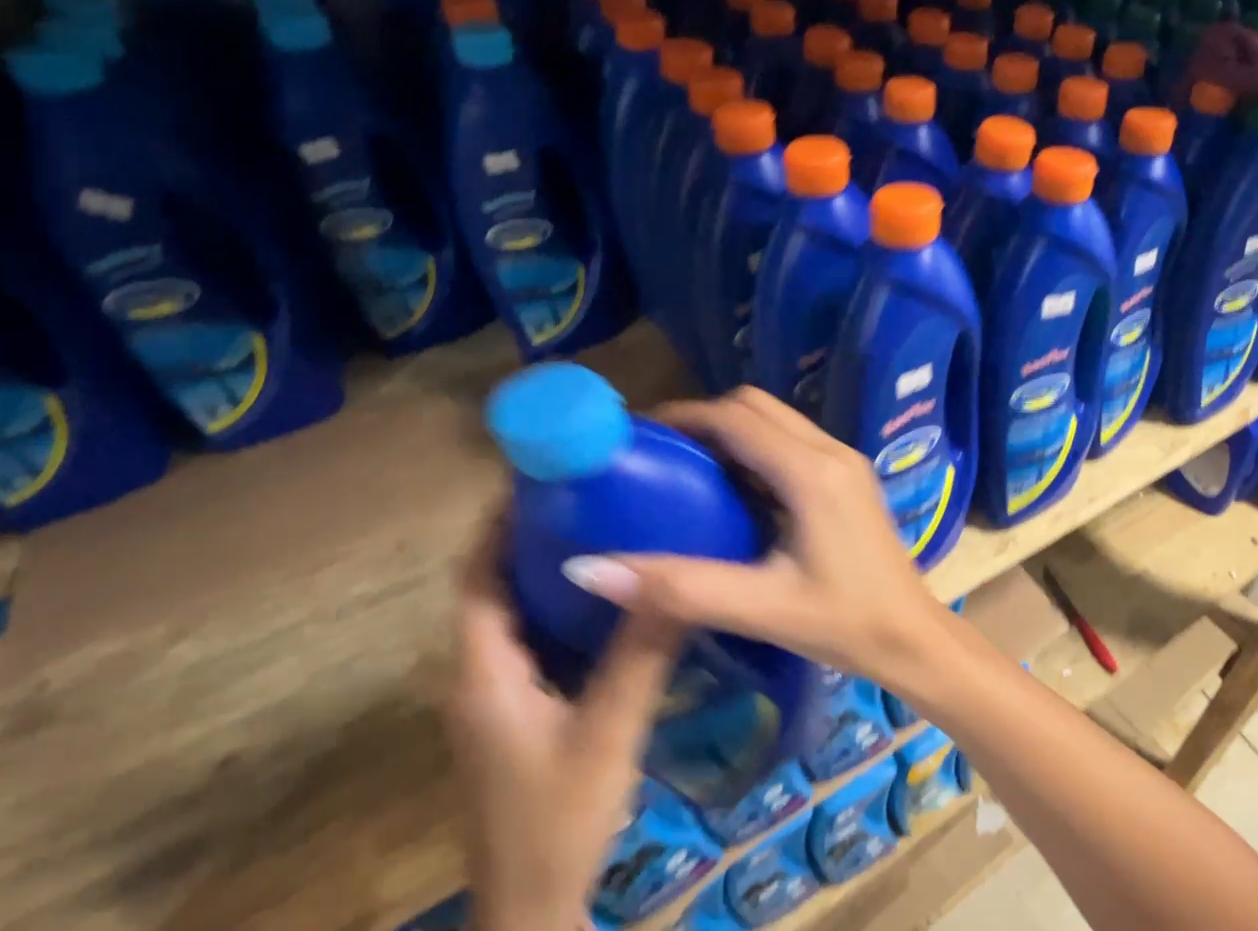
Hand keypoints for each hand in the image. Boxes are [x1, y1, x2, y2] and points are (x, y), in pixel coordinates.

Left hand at [445, 512, 685, 930]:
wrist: (532, 903)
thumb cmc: (560, 817)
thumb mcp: (608, 733)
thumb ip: (640, 655)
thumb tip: (673, 577)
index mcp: (484, 673)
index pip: (477, 579)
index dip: (499, 525)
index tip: (543, 477)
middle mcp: (481, 678)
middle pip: (496, 591)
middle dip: (534, 539)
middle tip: (595, 496)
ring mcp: (500, 701)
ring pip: (519, 620)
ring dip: (552, 575)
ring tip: (612, 532)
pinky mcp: (523, 718)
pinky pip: (540, 647)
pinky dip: (568, 614)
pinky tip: (616, 606)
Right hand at [575, 387, 955, 687]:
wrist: (914, 639)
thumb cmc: (845, 624)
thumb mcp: (761, 608)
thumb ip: (679, 587)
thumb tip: (589, 568)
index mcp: (812, 472)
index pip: (735, 417)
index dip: (682, 418)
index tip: (636, 439)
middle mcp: (832, 452)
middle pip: (756, 407)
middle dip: (704, 421)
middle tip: (658, 458)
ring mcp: (846, 463)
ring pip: (777, 422)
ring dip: (730, 434)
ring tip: (684, 473)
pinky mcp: (850, 480)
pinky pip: (793, 444)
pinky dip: (755, 452)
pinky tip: (731, 495)